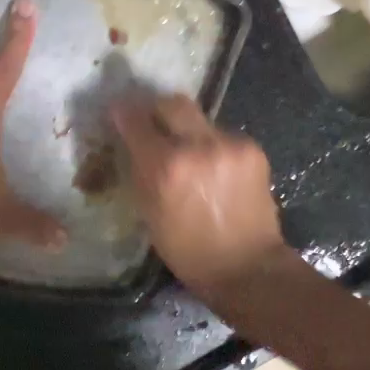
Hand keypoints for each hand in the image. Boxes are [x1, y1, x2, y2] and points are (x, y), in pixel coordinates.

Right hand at [111, 94, 290, 298]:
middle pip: (172, 103)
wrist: (246, 266)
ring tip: (186, 154)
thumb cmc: (187, 250)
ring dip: (186, 131)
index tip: (117, 112)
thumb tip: (132, 145)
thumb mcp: (149, 213)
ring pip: (199, 120)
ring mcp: (229, 144)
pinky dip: (211, 147)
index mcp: (166, 167)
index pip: (136, 120)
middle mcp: (198, 146)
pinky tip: (212, 170)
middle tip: (151, 122)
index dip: (123, 113)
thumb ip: (139, 172)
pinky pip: (221, 136)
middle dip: (156, 109)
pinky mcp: (252, 149)